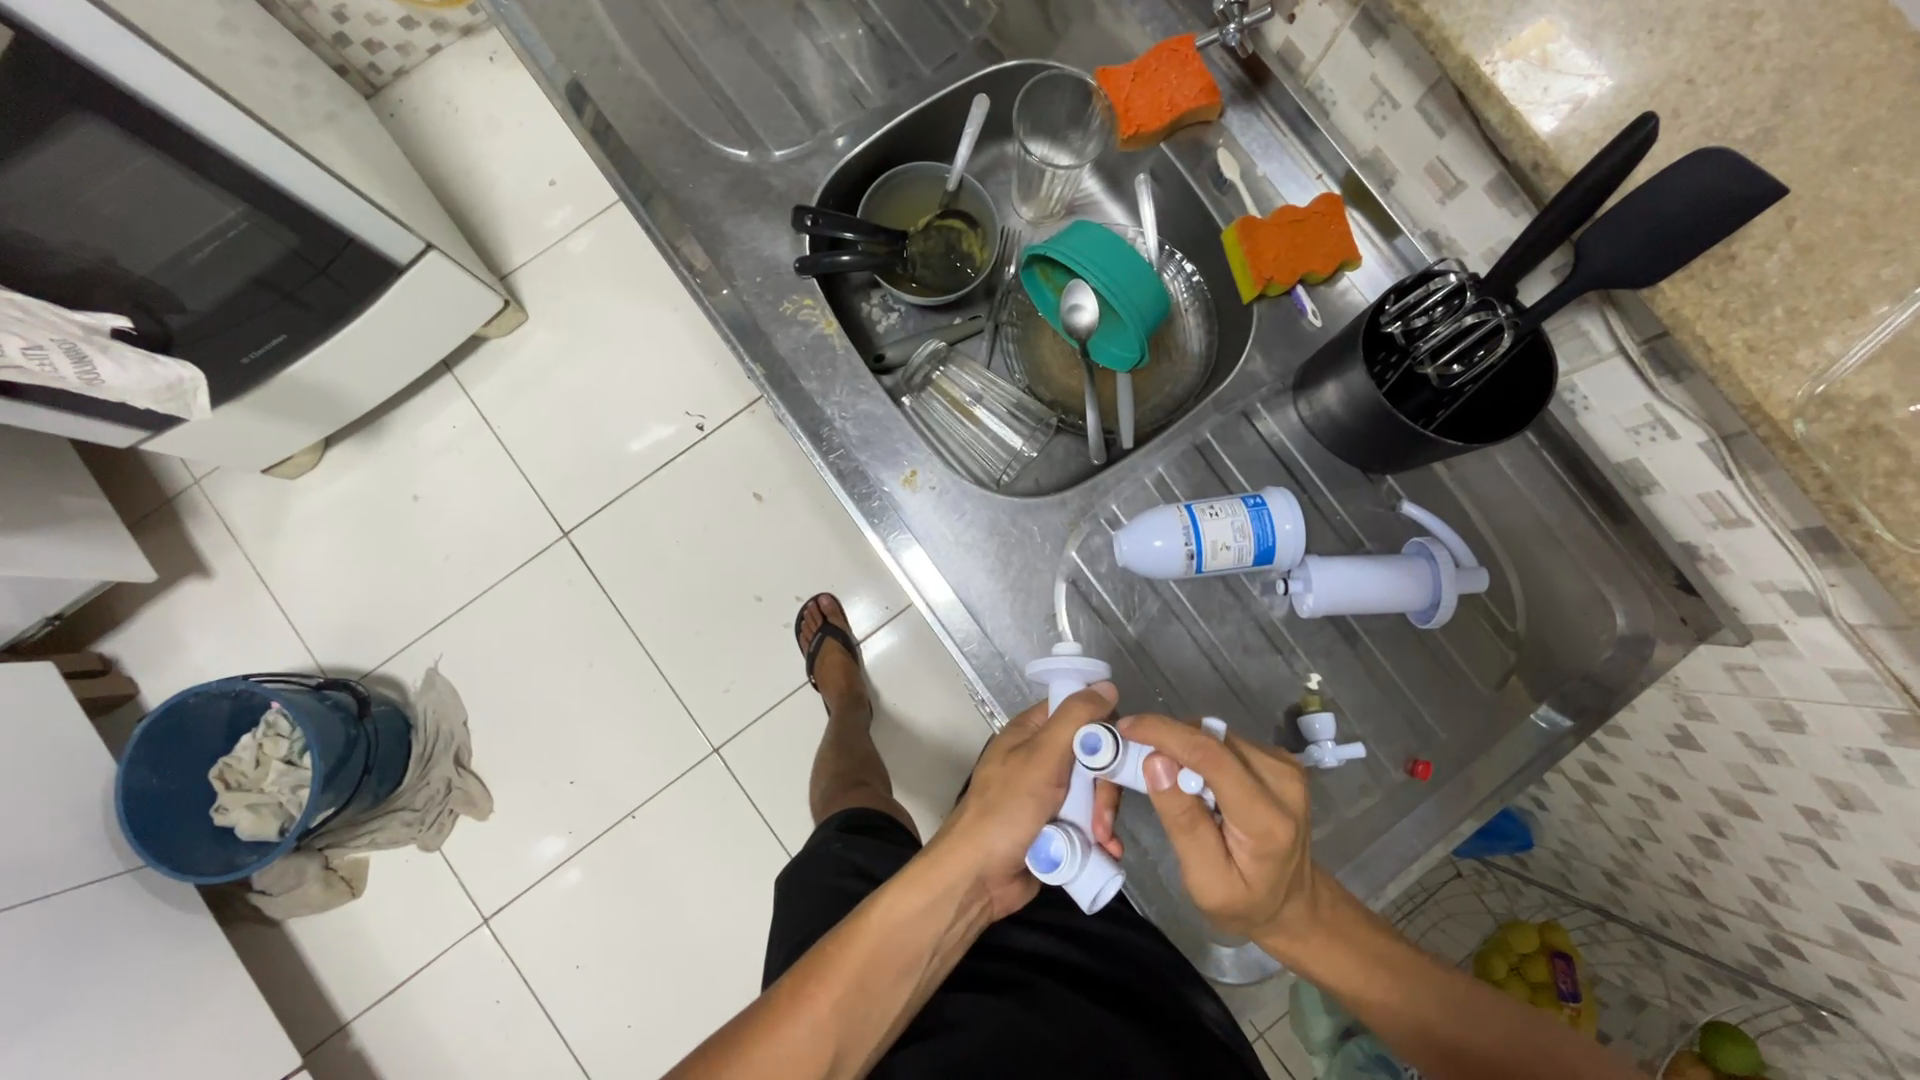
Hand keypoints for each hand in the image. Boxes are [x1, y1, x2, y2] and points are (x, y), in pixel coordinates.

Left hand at [925, 684, 1118, 920]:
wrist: (978, 877)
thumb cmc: (1005, 811)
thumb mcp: (1041, 757)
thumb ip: (1075, 718)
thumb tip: (1107, 685)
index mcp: (1031, 732)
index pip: (1078, 712)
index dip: (1102, 728)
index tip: (1118, 750)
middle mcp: (1041, 758)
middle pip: (1093, 757)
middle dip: (1104, 787)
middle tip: (1102, 812)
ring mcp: (1050, 795)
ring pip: (1095, 793)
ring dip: (1103, 816)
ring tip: (1102, 837)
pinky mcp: (1058, 827)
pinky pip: (1090, 822)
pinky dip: (1100, 836)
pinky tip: (1107, 850)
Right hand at [1115, 714, 1324, 946]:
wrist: (1294, 901)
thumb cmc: (1246, 901)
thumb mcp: (1205, 881)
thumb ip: (1182, 822)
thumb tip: (1155, 762)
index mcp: (1266, 818)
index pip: (1212, 757)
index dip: (1165, 734)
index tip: (1125, 728)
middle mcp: (1282, 780)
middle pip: (1211, 739)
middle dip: (1166, 739)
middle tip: (1130, 756)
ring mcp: (1284, 766)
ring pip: (1215, 734)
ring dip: (1181, 744)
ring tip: (1160, 772)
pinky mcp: (1277, 759)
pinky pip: (1224, 741)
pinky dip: (1197, 749)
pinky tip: (1188, 775)